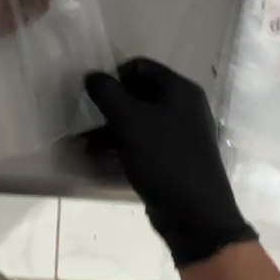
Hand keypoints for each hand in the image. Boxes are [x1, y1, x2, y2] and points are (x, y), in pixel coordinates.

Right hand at [84, 58, 254, 267]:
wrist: (194, 214)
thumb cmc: (162, 158)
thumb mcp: (129, 121)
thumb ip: (107, 93)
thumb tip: (92, 76)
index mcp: (179, 90)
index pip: (140, 66)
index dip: (114, 76)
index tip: (94, 96)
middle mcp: (184, 106)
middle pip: (139, 93)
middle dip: (109, 104)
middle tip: (85, 119)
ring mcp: (182, 133)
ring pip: (139, 119)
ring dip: (111, 127)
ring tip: (86, 143)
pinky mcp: (175, 156)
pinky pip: (144, 140)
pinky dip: (123, 144)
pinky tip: (101, 157)